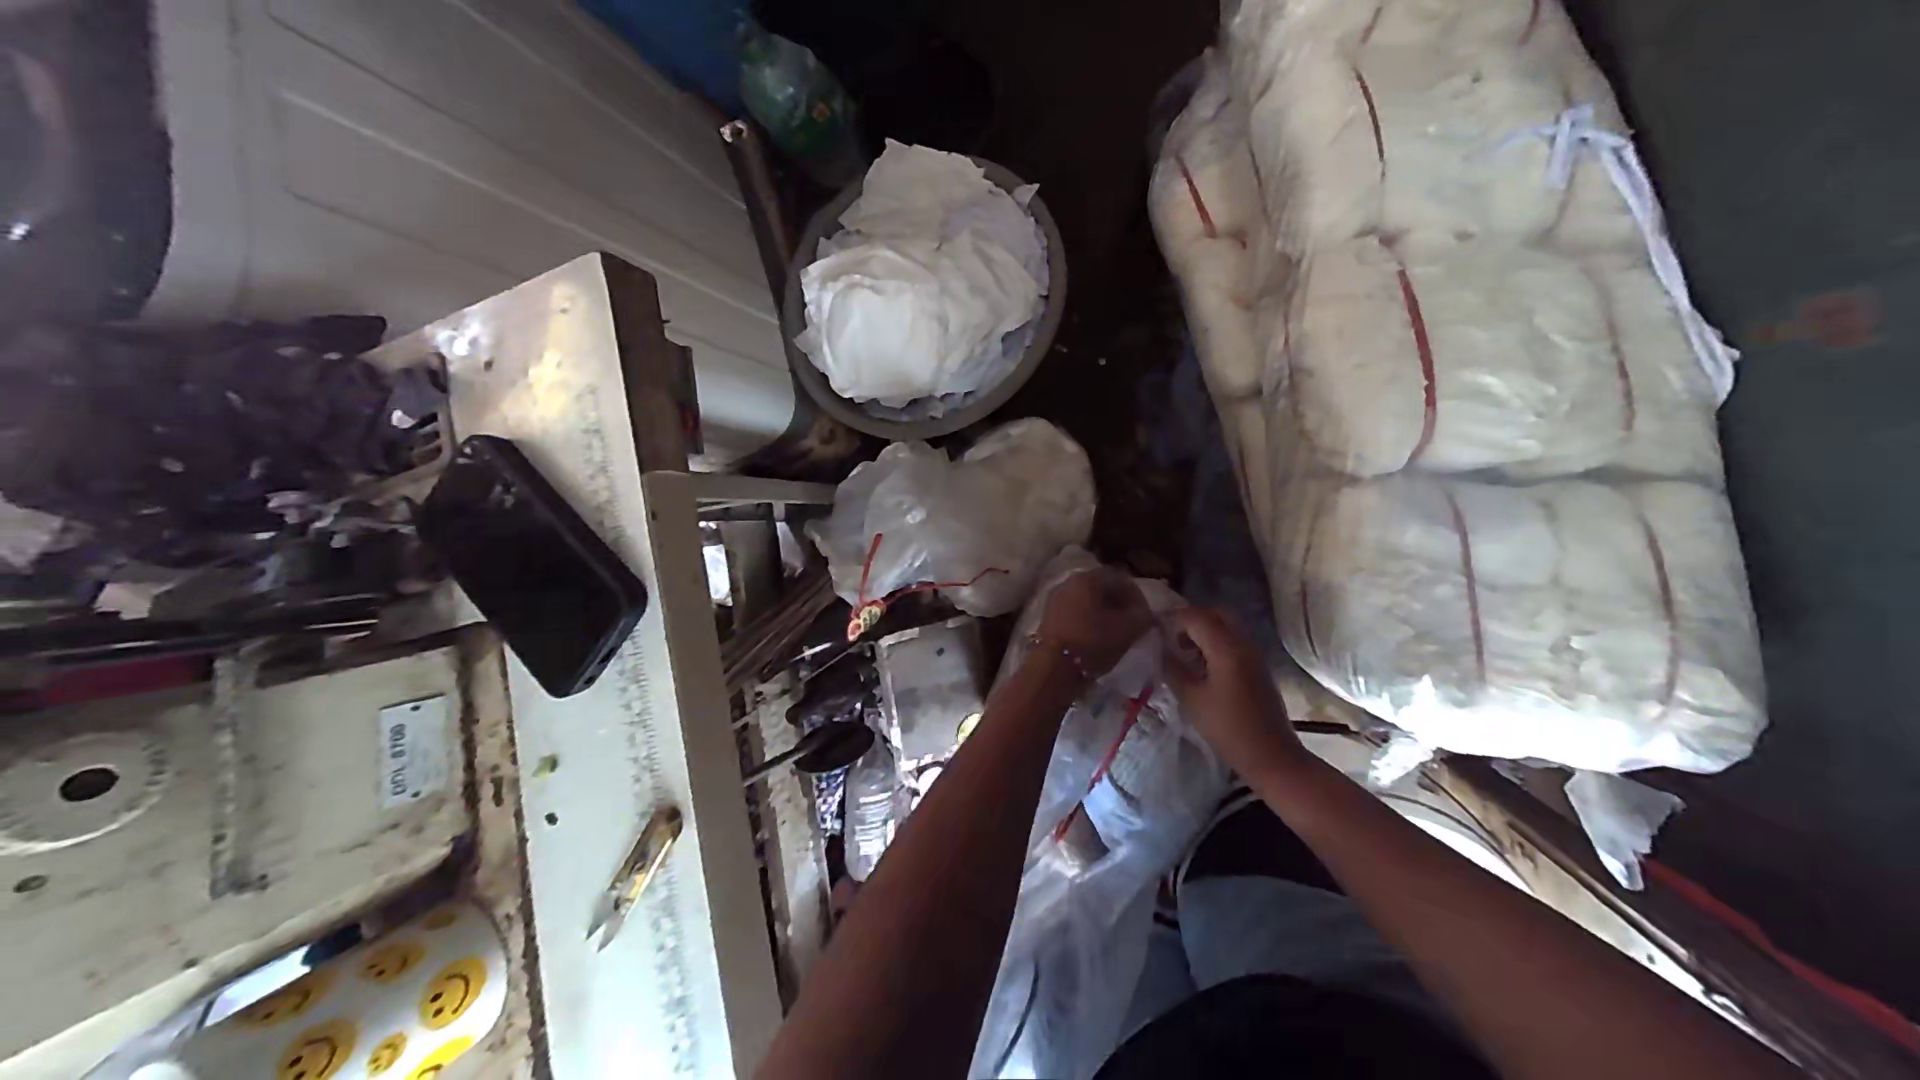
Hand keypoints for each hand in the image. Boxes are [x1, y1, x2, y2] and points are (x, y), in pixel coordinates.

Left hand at [1033, 566, 1150, 679]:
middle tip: (1131, 621)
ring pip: (1087, 600)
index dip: (1136, 596)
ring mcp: (1055, 598)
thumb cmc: (1093, 642)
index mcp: (1087, 578)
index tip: (1145, 614)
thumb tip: (1143, 613)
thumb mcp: (1127, 630)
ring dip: (1103, 612)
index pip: (1120, 579)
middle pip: (1101, 587)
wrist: (1054, 667)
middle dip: (1119, 603)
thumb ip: (1141, 616)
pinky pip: (1074, 611)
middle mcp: (1068, 582)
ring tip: (1115, 631)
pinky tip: (1096, 636)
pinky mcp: (1048, 616)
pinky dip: (1088, 619)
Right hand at [1161, 607, 1308, 778]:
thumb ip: (1172, 668)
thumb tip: (1159, 648)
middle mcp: (1244, 644)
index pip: (1196, 617)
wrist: (1271, 756)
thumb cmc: (1227, 728)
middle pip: (1216, 614)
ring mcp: (1255, 655)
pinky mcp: (1258, 667)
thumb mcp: (1191, 699)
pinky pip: (1235, 641)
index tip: (1152, 626)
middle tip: (1170, 634)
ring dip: (1204, 630)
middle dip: (1191, 619)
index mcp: (1227, 648)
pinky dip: (1216, 642)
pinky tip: (1201, 664)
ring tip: (1182, 650)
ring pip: (1228, 626)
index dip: (1172, 617)